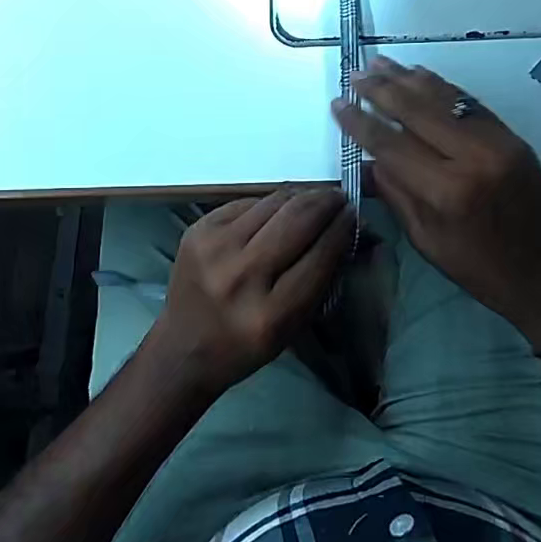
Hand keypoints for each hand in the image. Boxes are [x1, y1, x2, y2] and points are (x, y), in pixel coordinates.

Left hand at [143, 188, 355, 395]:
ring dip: (300, 195)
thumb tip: (351, 229)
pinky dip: (268, 203)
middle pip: (297, 221)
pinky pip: (245, 203)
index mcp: (271, 314)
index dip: (343, 230)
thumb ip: (322, 280)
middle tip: (339, 198)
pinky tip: (279, 208)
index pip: (320, 256)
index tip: (356, 216)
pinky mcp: (197, 230)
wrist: (185, 346)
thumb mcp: (292, 326)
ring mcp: (215, 249)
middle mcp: (241, 278)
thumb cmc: (246, 344)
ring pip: (271, 203)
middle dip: (325, 203)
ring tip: (315, 197)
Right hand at [330, 56, 540, 345]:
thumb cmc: (477, 268)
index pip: (390, 144)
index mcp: (446, 191)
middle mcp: (473, 159)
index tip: (338, 103)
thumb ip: (395, 192)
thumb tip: (370, 156)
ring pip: (445, 99)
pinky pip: (470, 104)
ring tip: (380, 63)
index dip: (360, 122)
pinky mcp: (513, 139)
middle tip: (356, 73)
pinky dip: (442, 87)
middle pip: (416, 111)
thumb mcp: (424, 238)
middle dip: (381, 90)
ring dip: (409, 78)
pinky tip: (420, 75)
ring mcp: (498, 144)